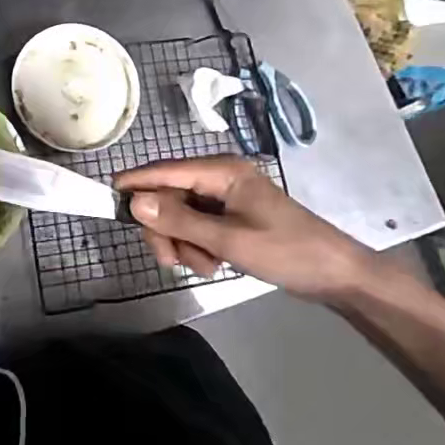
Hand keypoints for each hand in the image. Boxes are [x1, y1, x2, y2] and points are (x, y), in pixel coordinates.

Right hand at [115, 156, 389, 304]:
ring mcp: (224, 197)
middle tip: (173, 260)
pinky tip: (213, 264)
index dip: (135, 182)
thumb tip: (135, 201)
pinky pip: (195, 226)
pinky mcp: (229, 216)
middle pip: (168, 196)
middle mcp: (219, 177)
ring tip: (206, 265)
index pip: (165, 170)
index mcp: (221, 171)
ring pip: (179, 215)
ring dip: (183, 243)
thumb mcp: (228, 241)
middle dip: (166, 229)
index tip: (108, 196)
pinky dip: (196, 246)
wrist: (336, 274)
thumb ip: (179, 221)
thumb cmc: (286, 251)